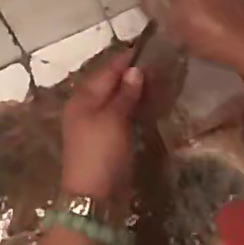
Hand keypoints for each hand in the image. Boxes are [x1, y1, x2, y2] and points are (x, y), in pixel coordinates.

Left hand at [59, 51, 145, 200]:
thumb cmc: (100, 153)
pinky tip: (150, 104)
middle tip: (160, 63)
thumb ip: (125, 93)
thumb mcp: (113, 119)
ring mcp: (97, 125)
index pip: (107, 70)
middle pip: (111, 83)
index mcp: (83, 98)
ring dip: (135, 90)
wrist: (94, 199)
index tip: (150, 46)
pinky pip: (122, 116)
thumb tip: (135, 70)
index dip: (127, 59)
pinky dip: (135, 107)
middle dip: (132, 74)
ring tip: (159, 80)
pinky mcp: (108, 141)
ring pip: (118, 99)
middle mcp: (87, 108)